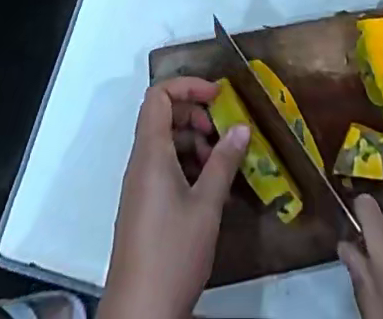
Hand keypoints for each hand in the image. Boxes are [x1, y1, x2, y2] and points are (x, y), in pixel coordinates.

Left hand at [101, 77, 249, 318]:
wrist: (141, 310)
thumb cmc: (173, 252)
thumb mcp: (207, 205)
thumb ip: (224, 162)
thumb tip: (241, 127)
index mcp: (150, 153)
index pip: (159, 96)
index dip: (188, 86)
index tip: (218, 96)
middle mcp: (140, 162)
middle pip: (162, 116)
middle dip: (195, 116)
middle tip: (224, 134)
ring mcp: (140, 184)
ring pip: (166, 144)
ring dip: (195, 143)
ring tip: (222, 165)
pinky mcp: (145, 204)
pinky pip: (164, 167)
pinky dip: (188, 166)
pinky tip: (212, 189)